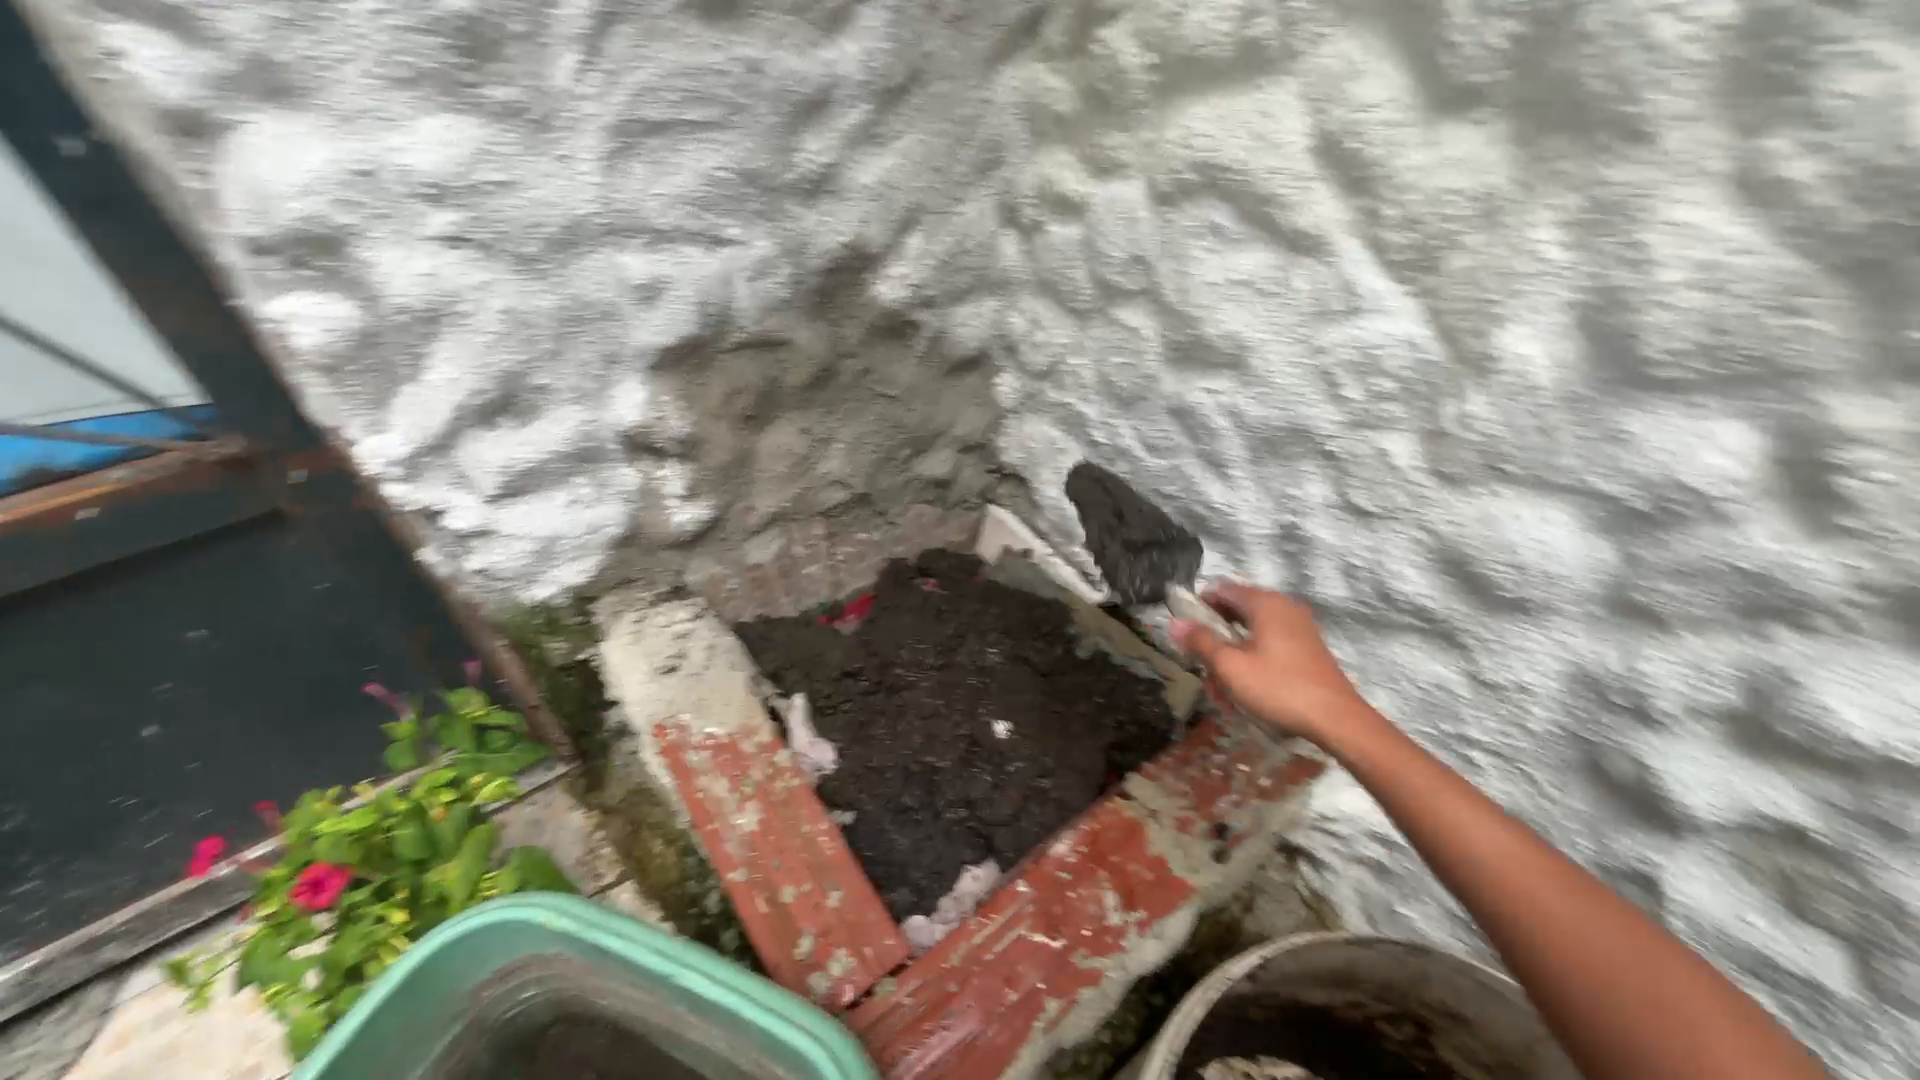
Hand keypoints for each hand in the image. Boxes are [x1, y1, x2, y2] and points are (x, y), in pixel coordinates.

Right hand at [1168, 583, 1376, 747]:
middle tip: (1205, 674)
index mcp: (1265, 604)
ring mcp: (1297, 629)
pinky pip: (1268, 648)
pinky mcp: (1306, 649)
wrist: (1336, 719)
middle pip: (1235, 615)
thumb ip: (1200, 641)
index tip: (1185, 633)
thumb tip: (1174, 622)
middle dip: (1214, 644)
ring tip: (1224, 696)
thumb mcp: (1230, 666)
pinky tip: (1245, 695)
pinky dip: (1251, 666)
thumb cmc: (1278, 687)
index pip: (1222, 589)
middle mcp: (1283, 608)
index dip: (1198, 606)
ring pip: (1250, 636)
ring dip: (1231, 662)